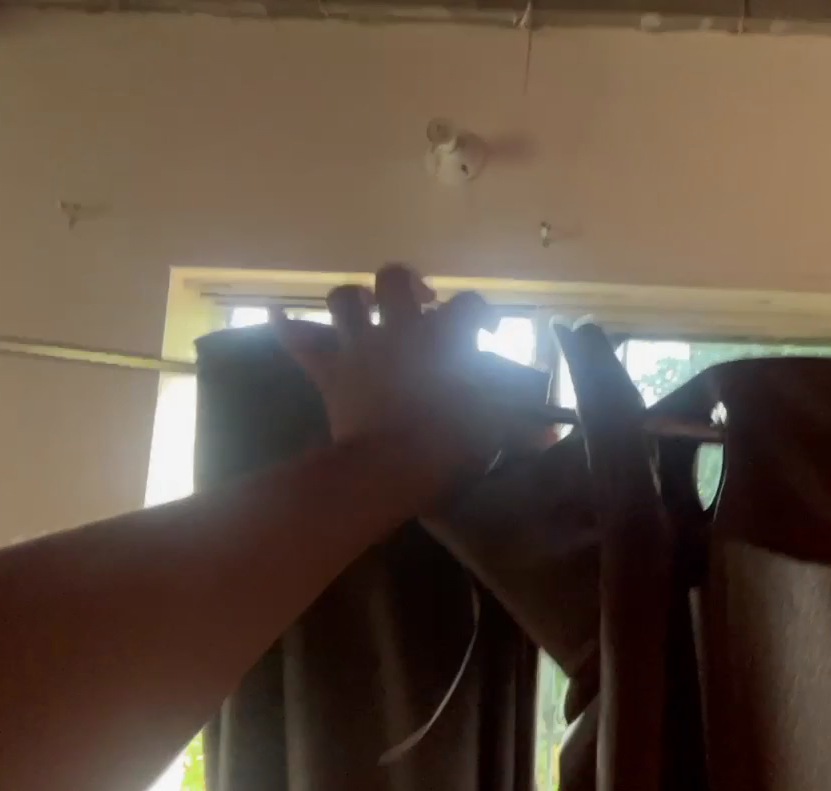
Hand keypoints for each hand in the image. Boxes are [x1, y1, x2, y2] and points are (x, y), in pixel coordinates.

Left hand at [272, 264, 503, 477]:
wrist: (391, 470)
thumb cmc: (449, 449)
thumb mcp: (492, 434)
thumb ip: (518, 426)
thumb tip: (549, 433)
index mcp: (446, 339)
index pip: (470, 305)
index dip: (479, 313)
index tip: (485, 330)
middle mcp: (401, 330)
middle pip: (396, 281)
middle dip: (408, 286)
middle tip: (419, 305)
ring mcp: (360, 348)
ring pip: (344, 299)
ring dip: (355, 301)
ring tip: (366, 314)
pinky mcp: (331, 373)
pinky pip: (300, 341)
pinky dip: (291, 329)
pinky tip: (281, 318)